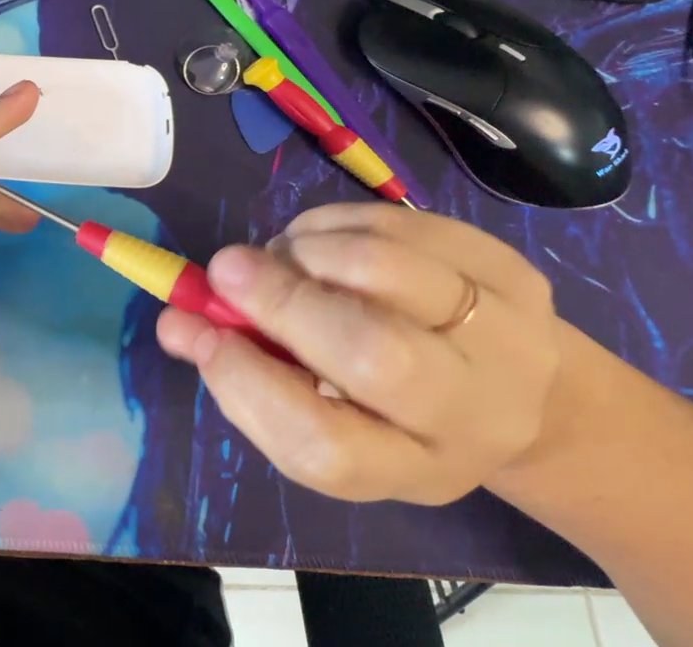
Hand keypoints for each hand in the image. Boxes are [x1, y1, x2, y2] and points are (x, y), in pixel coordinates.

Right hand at [156, 203, 560, 505]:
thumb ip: (242, 368)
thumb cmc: (380, 406)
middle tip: (226, 269)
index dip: (246, 383)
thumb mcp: (314, 410)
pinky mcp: (518, 276)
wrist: (512, 390)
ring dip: (306, 251)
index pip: (322, 444)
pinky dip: (336, 224)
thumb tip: (174, 321)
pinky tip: (321, 241)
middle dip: (281, 299)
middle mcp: (472, 416)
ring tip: (282, 257)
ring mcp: (507, 340)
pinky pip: (402, 227)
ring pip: (388, 272)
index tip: (196, 331)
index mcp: (408, 467)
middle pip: (371, 354)